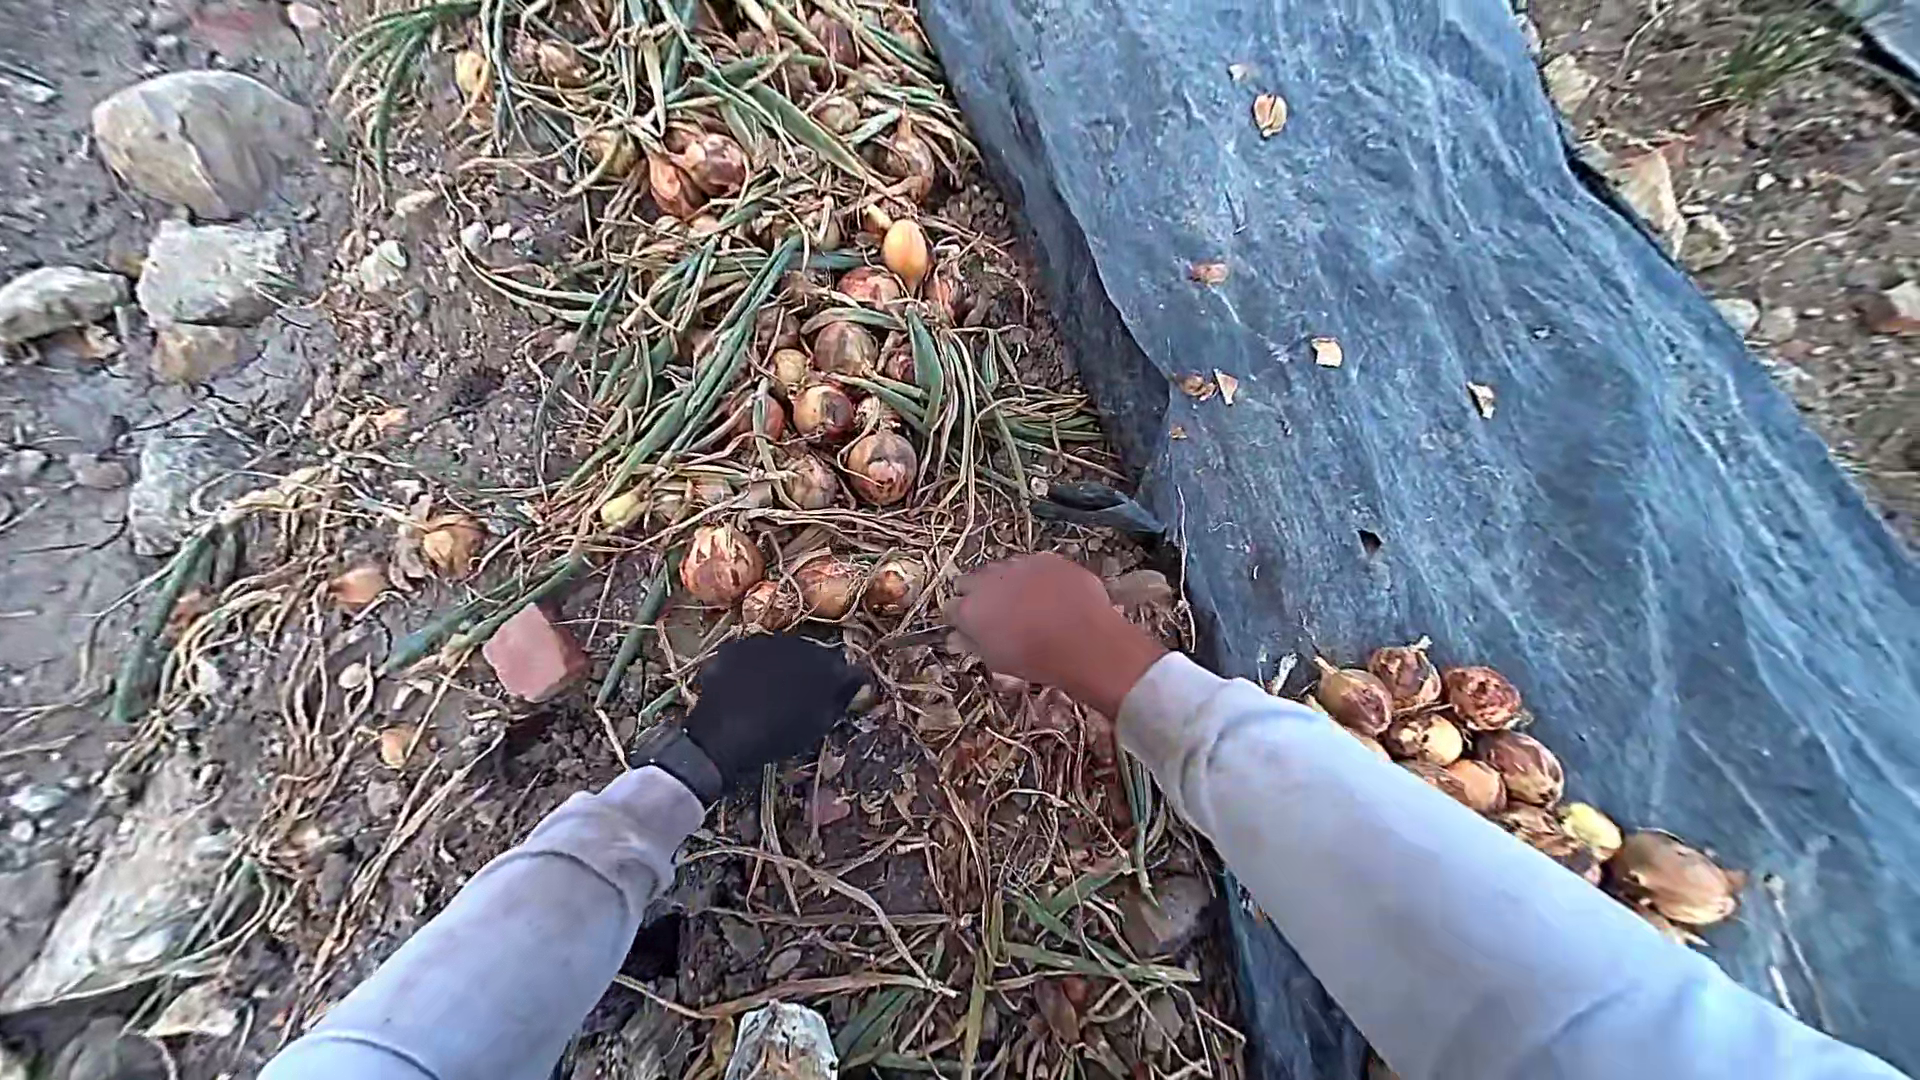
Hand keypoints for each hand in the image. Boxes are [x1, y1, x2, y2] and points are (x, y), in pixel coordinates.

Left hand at [684, 635, 865, 789]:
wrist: (722, 738)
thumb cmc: (778, 736)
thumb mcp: (820, 722)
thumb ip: (843, 696)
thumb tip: (858, 677)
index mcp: (822, 662)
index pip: (842, 665)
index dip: (839, 681)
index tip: (832, 696)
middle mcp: (796, 643)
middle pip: (812, 653)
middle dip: (810, 670)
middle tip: (800, 696)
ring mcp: (764, 642)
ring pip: (782, 651)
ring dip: (782, 666)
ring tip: (771, 693)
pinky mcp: (737, 647)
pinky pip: (753, 653)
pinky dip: (754, 666)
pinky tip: (747, 687)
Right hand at [947, 553, 1166, 716]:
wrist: (1084, 641)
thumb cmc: (1037, 659)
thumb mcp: (997, 660)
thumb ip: (973, 643)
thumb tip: (958, 637)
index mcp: (970, 609)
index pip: (951, 607)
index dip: (960, 618)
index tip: (970, 626)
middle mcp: (988, 580)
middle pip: (970, 581)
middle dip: (977, 594)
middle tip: (994, 613)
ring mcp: (1018, 565)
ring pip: (1001, 569)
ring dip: (1005, 582)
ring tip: (1024, 603)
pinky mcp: (1045, 558)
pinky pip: (1032, 565)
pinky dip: (1035, 576)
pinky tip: (1049, 594)